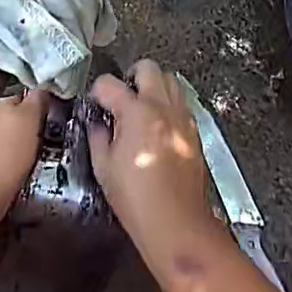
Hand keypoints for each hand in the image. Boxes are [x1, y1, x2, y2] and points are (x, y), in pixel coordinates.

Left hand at [0, 90, 48, 222]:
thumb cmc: (8, 153)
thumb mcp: (30, 117)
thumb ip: (38, 97)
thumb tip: (45, 83)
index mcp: (0, 96)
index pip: (27, 82)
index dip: (46, 86)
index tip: (63, 94)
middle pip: (24, 104)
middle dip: (42, 110)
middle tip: (61, 117)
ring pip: (21, 124)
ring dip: (36, 129)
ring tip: (52, 136)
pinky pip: (16, 142)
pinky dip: (28, 146)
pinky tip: (36, 153)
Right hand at [87, 60, 220, 253]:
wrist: (177, 224)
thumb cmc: (137, 199)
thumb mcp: (103, 167)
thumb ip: (98, 136)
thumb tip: (99, 124)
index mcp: (136, 112)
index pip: (109, 83)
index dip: (98, 92)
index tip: (96, 102)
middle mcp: (163, 107)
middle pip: (147, 68)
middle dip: (130, 76)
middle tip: (121, 95)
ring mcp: (183, 118)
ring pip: (170, 80)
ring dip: (153, 86)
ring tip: (141, 107)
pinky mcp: (195, 131)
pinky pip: (182, 103)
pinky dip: (169, 104)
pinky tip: (158, 125)